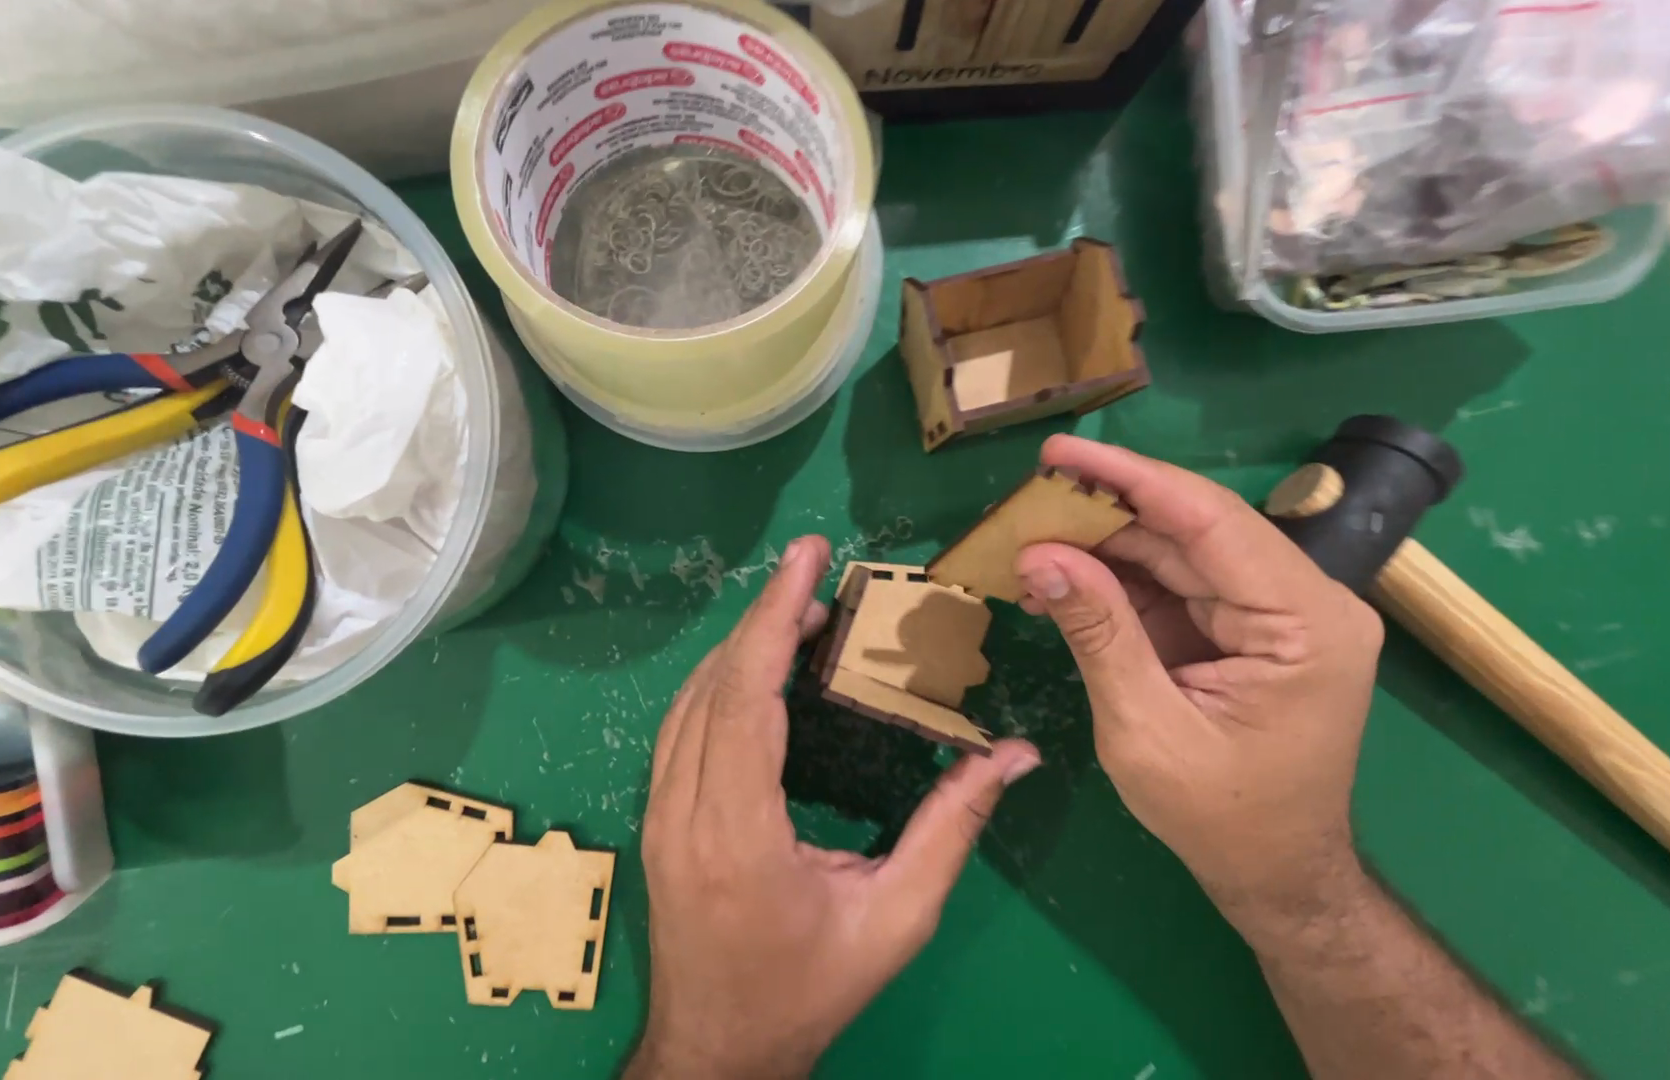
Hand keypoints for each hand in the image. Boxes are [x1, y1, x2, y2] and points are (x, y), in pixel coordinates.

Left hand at [630, 535, 1039, 1079]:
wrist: (719, 1051)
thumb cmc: (811, 990)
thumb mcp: (897, 917)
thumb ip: (952, 829)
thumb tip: (1012, 756)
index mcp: (738, 834)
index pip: (747, 697)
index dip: (776, 619)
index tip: (807, 559)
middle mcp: (684, 812)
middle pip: (716, 685)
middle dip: (765, 614)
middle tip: (812, 565)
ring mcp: (659, 812)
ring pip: (690, 699)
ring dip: (742, 643)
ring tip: (798, 608)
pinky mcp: (657, 816)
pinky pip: (681, 725)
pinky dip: (721, 679)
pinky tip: (756, 663)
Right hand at [1014, 437, 1382, 917]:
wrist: (1271, 872)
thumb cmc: (1220, 816)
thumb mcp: (1145, 728)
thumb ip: (1098, 632)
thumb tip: (1039, 556)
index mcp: (1305, 623)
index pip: (1210, 522)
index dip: (1131, 480)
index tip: (1061, 454)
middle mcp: (1300, 602)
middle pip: (1190, 530)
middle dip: (1104, 511)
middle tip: (1028, 496)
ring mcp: (1272, 613)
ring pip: (1175, 552)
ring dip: (1101, 546)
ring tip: (1028, 537)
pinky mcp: (1241, 628)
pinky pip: (1171, 586)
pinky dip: (1113, 582)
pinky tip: (1059, 578)